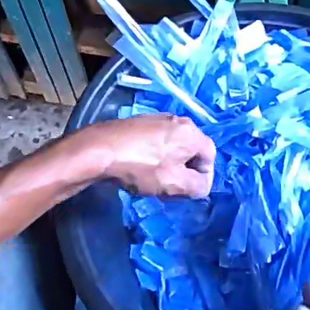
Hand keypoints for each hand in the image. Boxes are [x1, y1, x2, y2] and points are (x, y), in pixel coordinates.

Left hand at [65, 114, 214, 197]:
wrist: (99, 150)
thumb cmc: (140, 167)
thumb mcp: (174, 183)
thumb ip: (197, 186)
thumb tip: (202, 185)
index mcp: (192, 132)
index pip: (211, 156)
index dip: (202, 177)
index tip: (186, 191)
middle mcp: (178, 119)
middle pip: (192, 150)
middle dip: (184, 171)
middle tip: (169, 187)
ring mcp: (157, 118)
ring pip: (173, 147)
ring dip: (168, 165)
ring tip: (152, 179)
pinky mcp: (140, 123)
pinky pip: (157, 142)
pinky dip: (153, 156)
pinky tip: (139, 167)